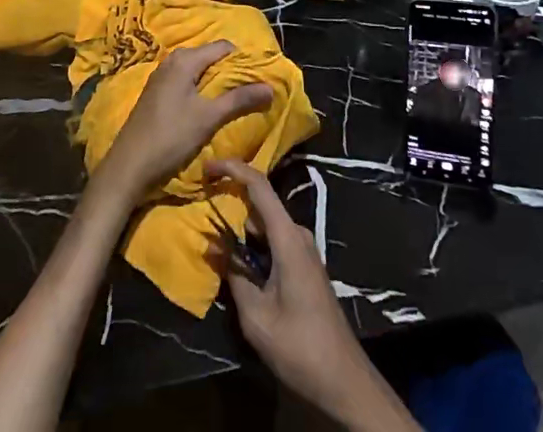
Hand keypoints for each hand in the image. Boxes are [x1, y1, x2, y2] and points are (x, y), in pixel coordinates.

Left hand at [95, 41, 272, 200]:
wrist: (129, 166)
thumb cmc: (171, 136)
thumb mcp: (209, 117)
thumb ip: (240, 99)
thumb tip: (270, 87)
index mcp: (185, 60)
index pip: (223, 47)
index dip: (243, 60)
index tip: (258, 77)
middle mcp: (171, 61)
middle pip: (210, 56)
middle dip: (230, 70)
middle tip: (248, 89)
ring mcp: (161, 77)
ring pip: (197, 70)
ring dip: (215, 82)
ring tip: (232, 99)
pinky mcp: (156, 93)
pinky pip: (185, 81)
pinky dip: (200, 89)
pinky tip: (207, 106)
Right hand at [207, 160, 419, 431]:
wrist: (341, 377)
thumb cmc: (298, 344)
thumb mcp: (255, 314)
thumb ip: (233, 274)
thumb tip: (213, 243)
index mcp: (288, 238)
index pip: (260, 187)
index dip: (234, 169)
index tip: (207, 165)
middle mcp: (298, 235)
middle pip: (260, 206)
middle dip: (231, 203)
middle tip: (200, 209)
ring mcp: (303, 251)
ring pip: (265, 227)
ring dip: (239, 230)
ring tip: (210, 238)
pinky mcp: (303, 267)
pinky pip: (273, 243)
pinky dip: (252, 246)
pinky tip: (233, 262)